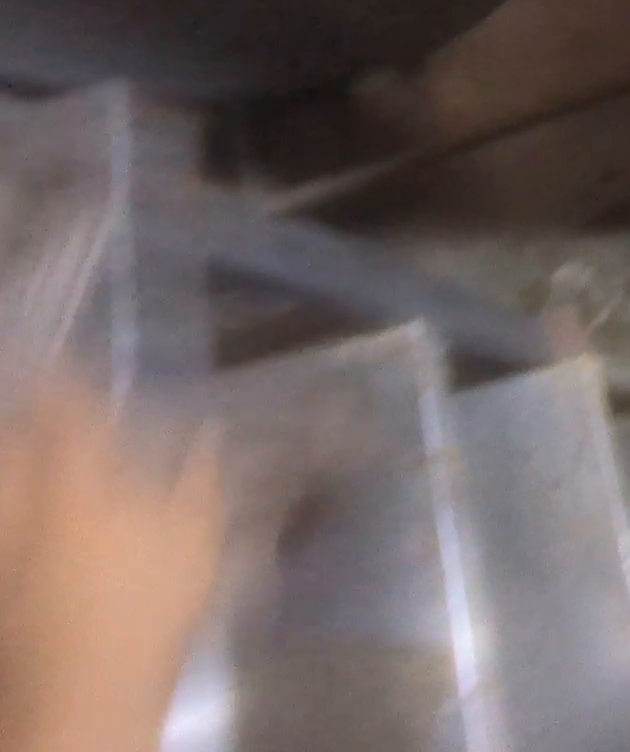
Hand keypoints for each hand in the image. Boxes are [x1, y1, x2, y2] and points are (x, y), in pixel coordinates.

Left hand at [0, 378, 225, 751]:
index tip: (62, 352)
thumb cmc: (154, 595)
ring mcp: (7, 541)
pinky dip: (23, 494)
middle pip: (15, 448)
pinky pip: (10, 513)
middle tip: (46, 395)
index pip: (67, 420)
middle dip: (29, 418)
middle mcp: (29, 505)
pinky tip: (44, 498)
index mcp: (83, 487)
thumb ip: (200, 477)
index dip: (65, 383)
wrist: (87, 679)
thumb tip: (208, 433)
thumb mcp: (198, 531)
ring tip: (40, 441)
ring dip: (22, 455)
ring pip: (6, 481)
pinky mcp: (4, 572)